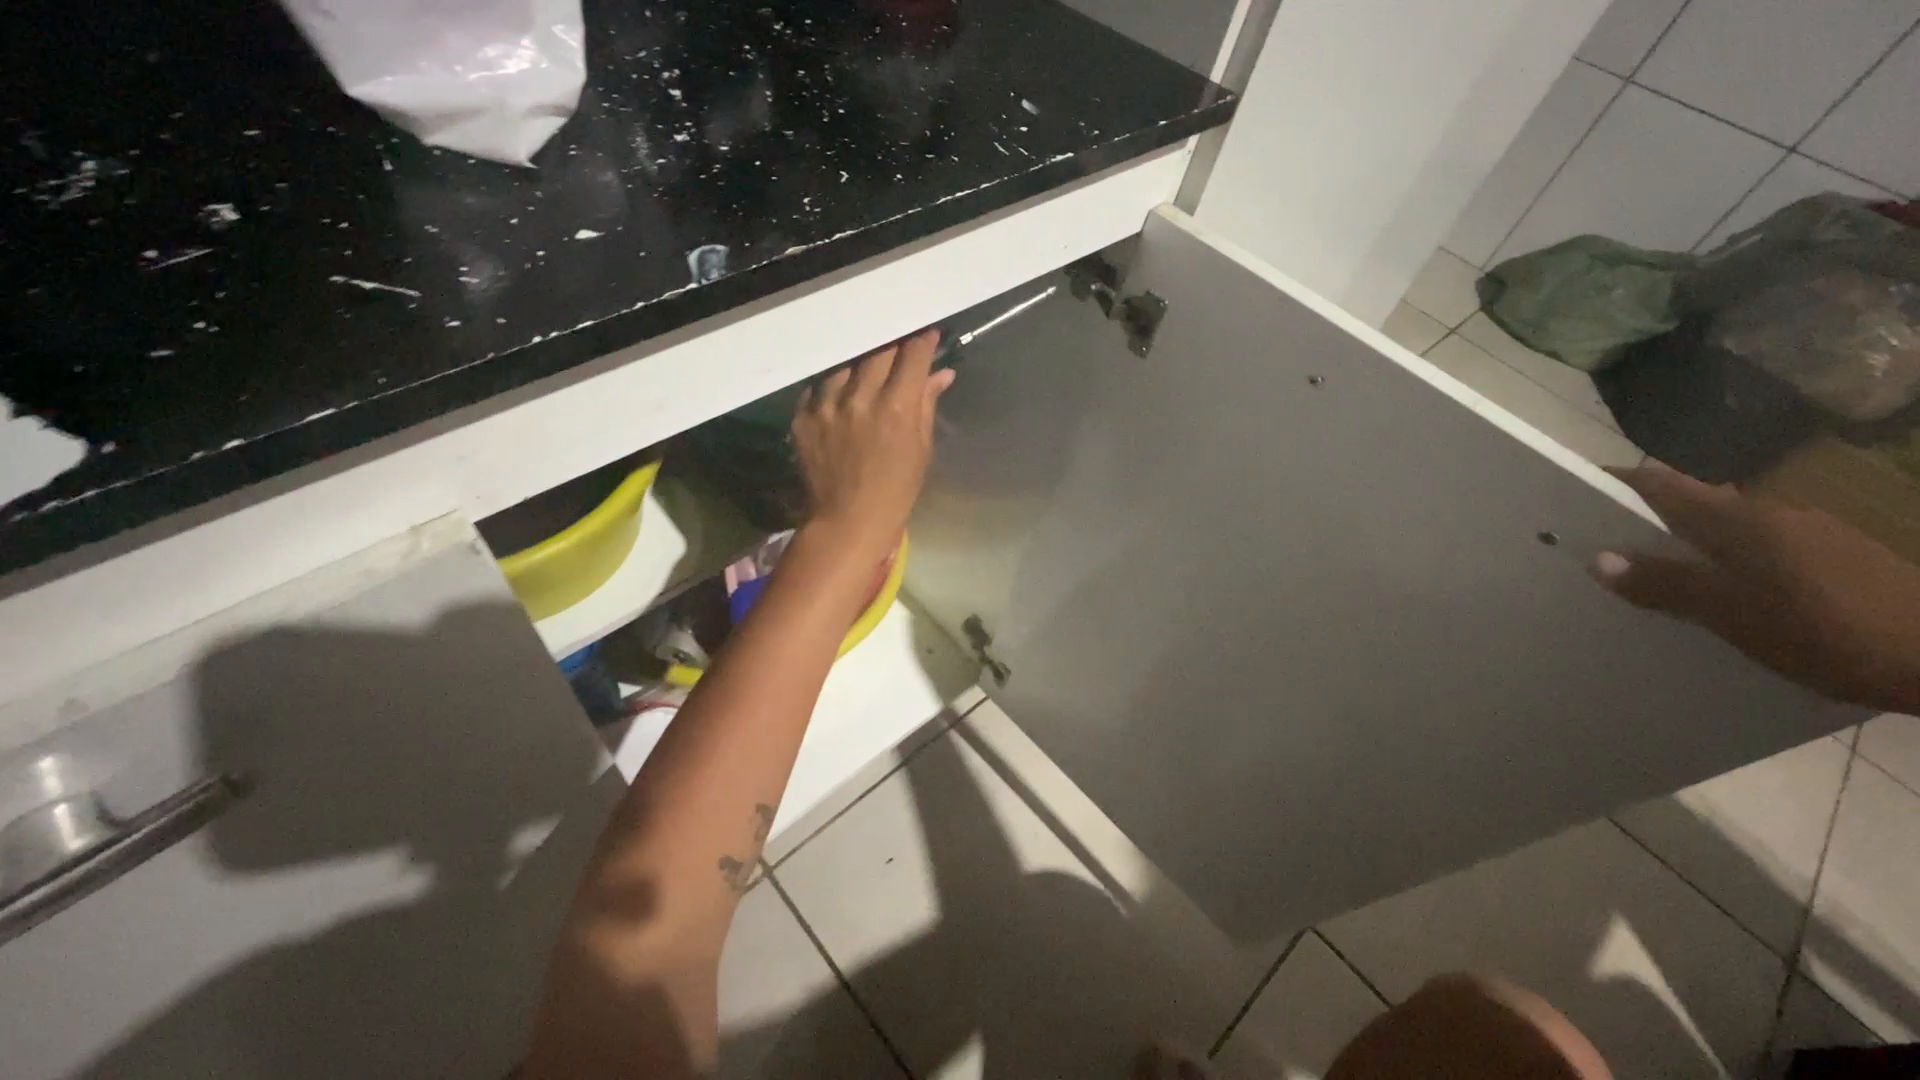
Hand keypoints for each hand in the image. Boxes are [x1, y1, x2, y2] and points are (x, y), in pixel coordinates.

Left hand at [791, 329, 953, 557]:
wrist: (847, 521)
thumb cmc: (895, 490)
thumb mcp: (921, 448)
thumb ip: (926, 403)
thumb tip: (941, 373)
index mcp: (897, 407)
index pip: (912, 355)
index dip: (922, 342)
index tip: (927, 336)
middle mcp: (860, 398)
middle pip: (878, 352)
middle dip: (892, 347)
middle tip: (898, 351)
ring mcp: (827, 406)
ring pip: (845, 365)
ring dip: (859, 366)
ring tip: (865, 375)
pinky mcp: (803, 417)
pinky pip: (818, 388)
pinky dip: (832, 389)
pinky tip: (840, 399)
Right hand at [1594, 463, 1919, 712]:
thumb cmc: (1826, 629)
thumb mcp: (1731, 613)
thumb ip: (1664, 584)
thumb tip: (1599, 558)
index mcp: (1737, 519)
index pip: (1660, 483)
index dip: (1616, 483)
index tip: (1575, 495)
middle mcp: (1770, 513)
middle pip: (1693, 505)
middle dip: (1647, 521)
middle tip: (1606, 550)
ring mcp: (1810, 535)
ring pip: (1728, 531)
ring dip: (1690, 546)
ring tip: (1661, 581)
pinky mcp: (1837, 560)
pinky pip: (1761, 552)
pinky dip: (1729, 565)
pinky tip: (1729, 599)